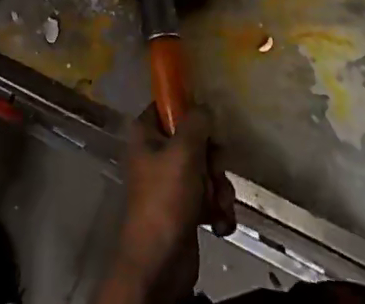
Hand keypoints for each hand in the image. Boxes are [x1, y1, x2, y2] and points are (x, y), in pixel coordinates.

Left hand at [104, 105, 235, 303]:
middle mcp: (155, 153)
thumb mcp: (183, 153)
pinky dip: (217, 211)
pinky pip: (209, 199)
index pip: (167, 108)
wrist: (160, 258)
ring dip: (219, 191)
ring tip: (216, 207)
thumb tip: (204, 107)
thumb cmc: (166, 198)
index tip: (209, 130)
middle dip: (213, 164)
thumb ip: (195, 125)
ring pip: (207, 172)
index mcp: (145, 133)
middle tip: (213, 176)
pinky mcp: (184, 207)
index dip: (190, 116)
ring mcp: (170, 181)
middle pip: (195, 143)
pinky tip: (217, 226)